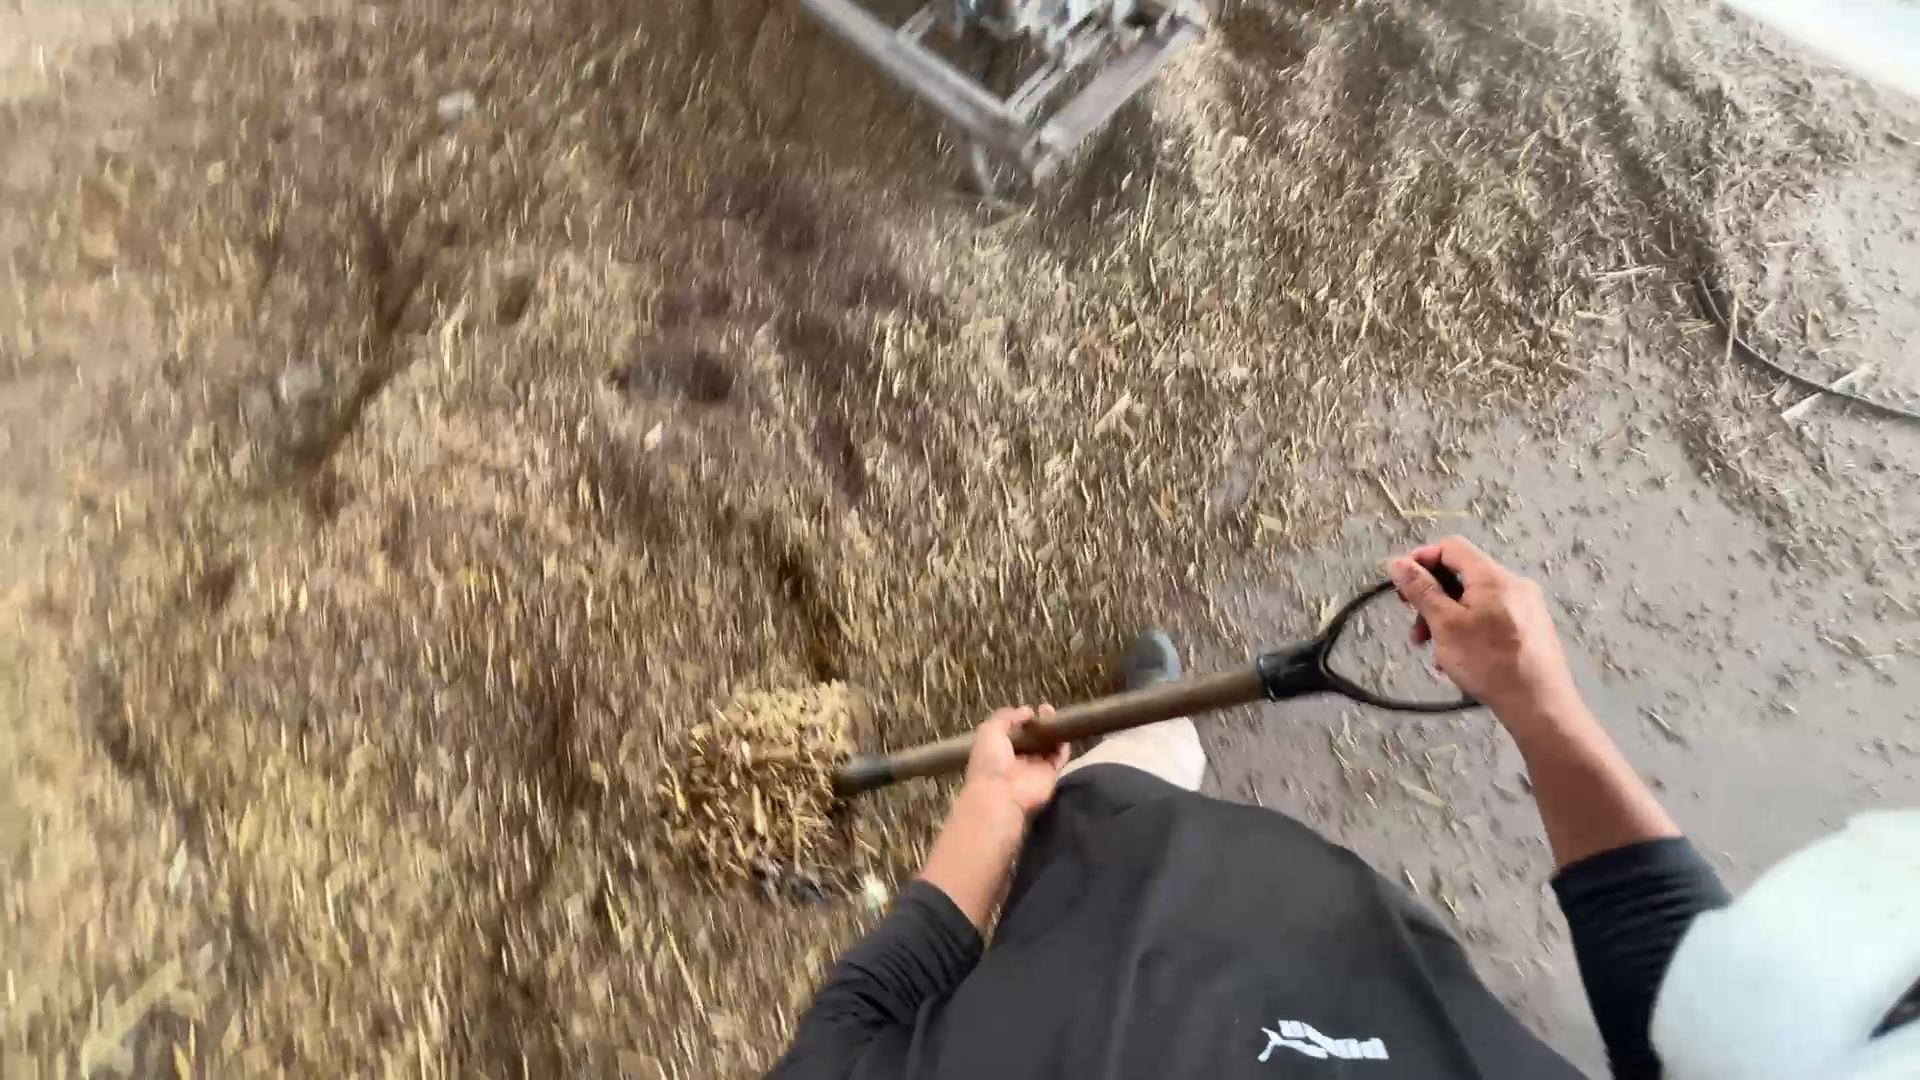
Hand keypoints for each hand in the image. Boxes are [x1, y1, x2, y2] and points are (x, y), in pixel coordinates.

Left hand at [962, 706, 1070, 816]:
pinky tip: (1063, 733)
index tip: (1030, 711)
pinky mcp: (1050, 776)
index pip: (1015, 732)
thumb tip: (1026, 711)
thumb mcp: (989, 730)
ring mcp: (1035, 767)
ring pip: (1048, 746)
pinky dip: (1063, 746)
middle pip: (1034, 738)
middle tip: (1046, 710)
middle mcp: (1018, 758)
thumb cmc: (990, 760)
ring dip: (1053, 732)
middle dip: (1041, 724)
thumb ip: (1006, 717)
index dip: (1023, 721)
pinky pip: (1060, 758)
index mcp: (1000, 749)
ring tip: (1056, 717)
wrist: (1000, 793)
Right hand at [1388, 536, 1581, 734]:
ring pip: (1471, 598)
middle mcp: (1513, 584)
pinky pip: (1487, 615)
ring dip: (1443, 616)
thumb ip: (1421, 589)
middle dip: (1430, 595)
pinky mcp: (1529, 626)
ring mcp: (1524, 606)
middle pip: (1460, 574)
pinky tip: (1456, 654)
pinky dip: (1465, 626)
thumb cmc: (1488, 661)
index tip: (1403, 587)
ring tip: (1431, 646)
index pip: (1451, 547)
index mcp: (1493, 577)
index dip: (1421, 560)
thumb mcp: (1444, 623)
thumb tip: (1398, 562)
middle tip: (1414, 624)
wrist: (1539, 704)